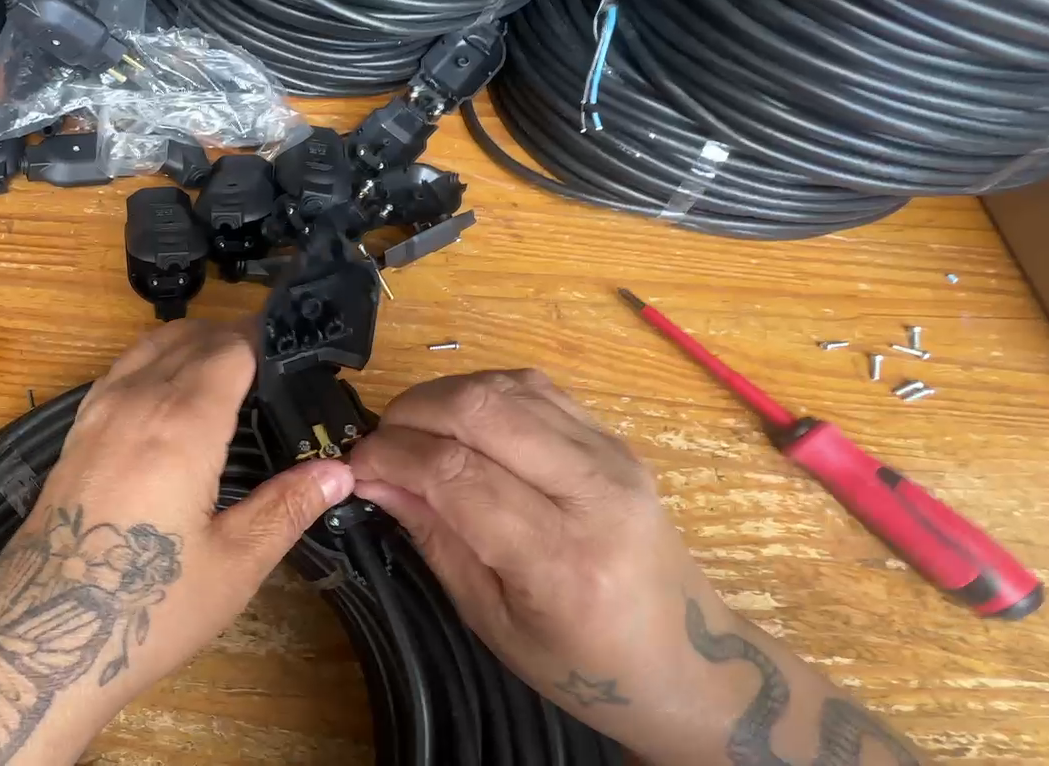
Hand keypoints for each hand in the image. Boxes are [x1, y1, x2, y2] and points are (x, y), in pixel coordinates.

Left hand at [0, 320, 355, 765]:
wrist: (44, 630)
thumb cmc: (147, 605)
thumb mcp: (232, 565)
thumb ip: (286, 507)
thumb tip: (339, 471)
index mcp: (181, 424)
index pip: (229, 349)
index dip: (264, 338)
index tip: (297, 349)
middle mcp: (137, 399)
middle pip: (191, 338)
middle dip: (234, 337)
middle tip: (275, 362)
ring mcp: (99, 408)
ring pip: (151, 345)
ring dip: (193, 341)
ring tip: (231, 367)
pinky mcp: (77, 426)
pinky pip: (124, 367)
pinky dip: (157, 358)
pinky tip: (173, 389)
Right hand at [346, 371, 728, 756]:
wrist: (694, 663)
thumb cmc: (583, 663)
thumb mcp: (491, 619)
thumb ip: (431, 536)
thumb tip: (370, 477)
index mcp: (563, 559)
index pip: (455, 472)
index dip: (389, 455)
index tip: (355, 464)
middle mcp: (594, 493)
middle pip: (479, 410)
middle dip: (409, 414)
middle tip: (380, 444)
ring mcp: (612, 455)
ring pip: (501, 386)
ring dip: (439, 397)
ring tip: (413, 431)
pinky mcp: (614, 438)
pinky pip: (531, 386)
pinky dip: (478, 392)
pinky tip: (458, 421)